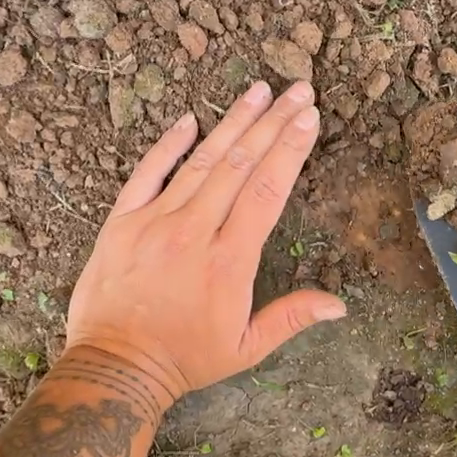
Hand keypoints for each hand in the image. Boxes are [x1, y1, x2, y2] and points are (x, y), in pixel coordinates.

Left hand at [64, 81, 345, 402]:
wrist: (116, 366)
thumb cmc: (186, 358)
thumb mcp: (247, 348)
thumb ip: (291, 318)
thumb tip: (340, 305)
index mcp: (229, 260)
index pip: (268, 190)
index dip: (290, 150)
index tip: (309, 118)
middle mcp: (195, 231)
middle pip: (240, 165)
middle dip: (272, 123)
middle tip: (297, 90)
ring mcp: (155, 221)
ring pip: (201, 162)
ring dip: (232, 123)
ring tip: (258, 91)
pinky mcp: (122, 222)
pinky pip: (146, 173)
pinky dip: (169, 145)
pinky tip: (190, 120)